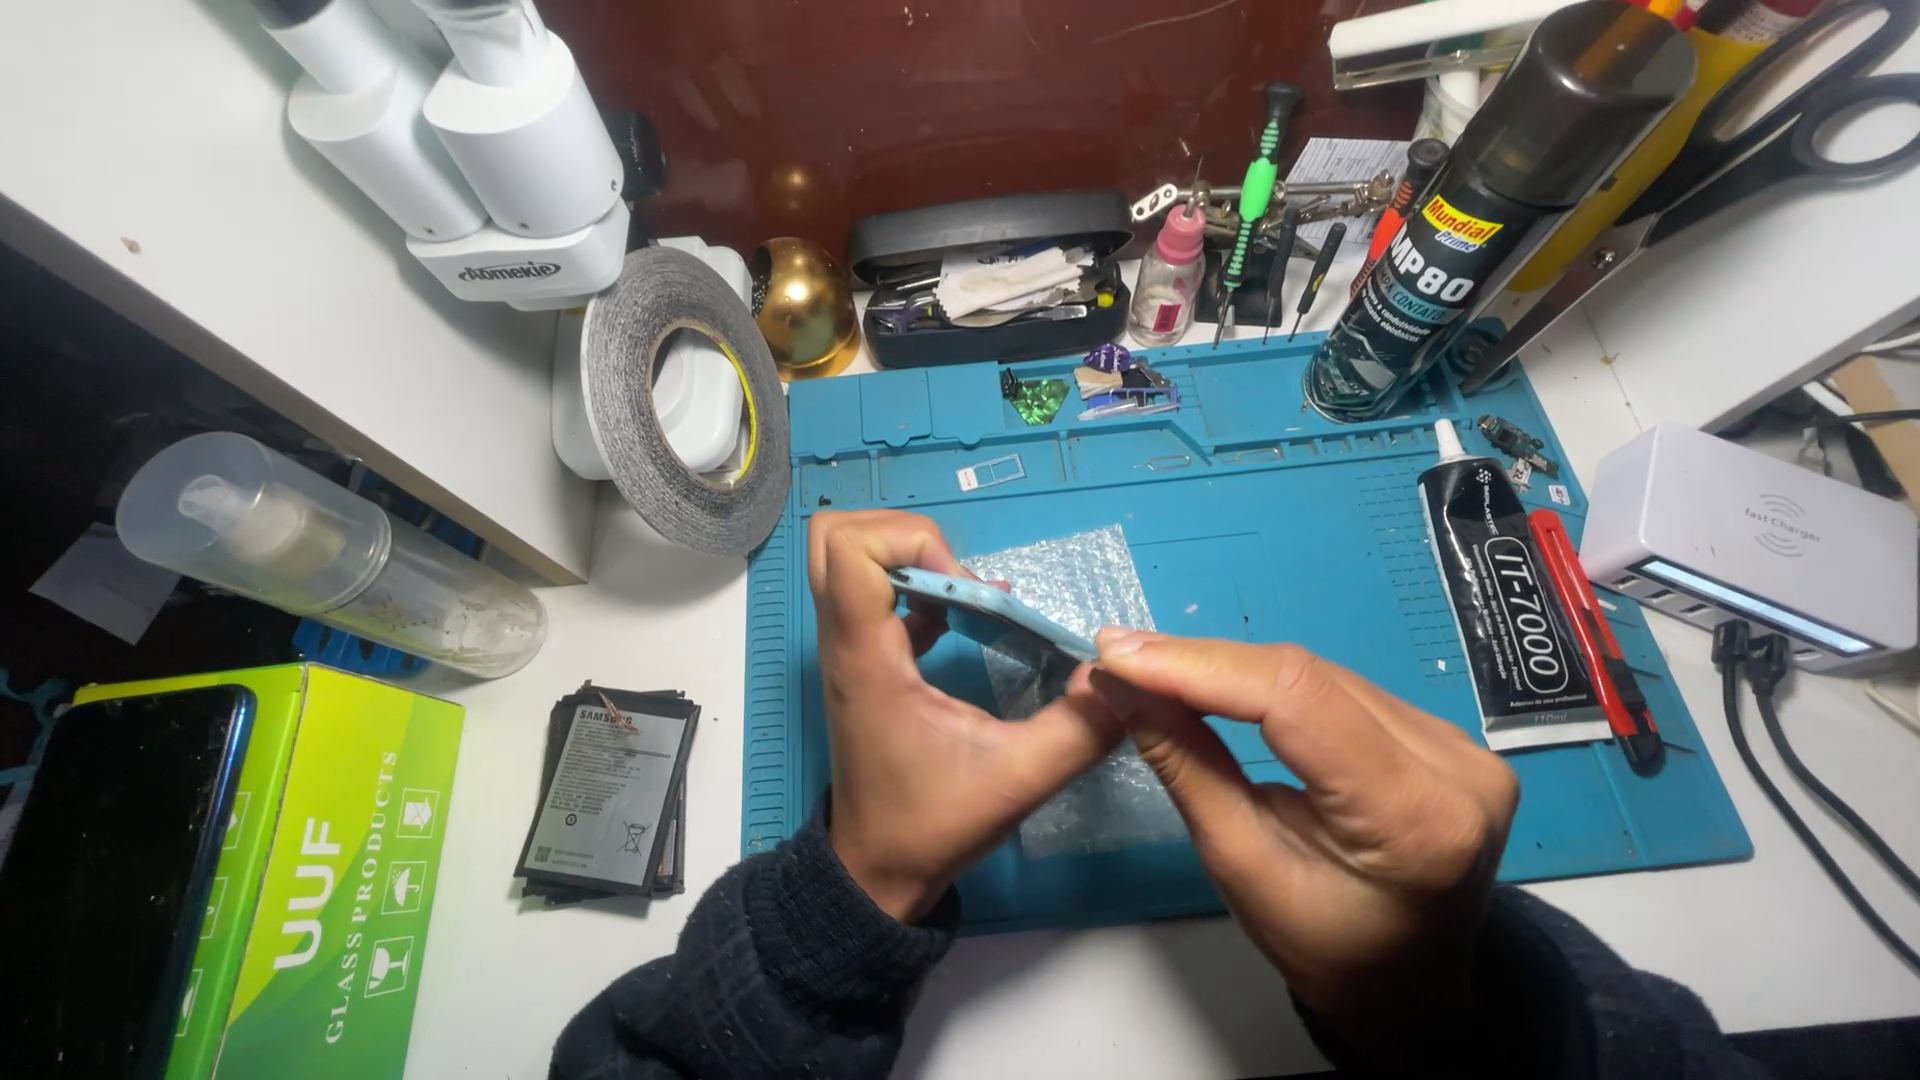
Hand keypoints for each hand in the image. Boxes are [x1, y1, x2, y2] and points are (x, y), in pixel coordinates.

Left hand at [808, 510, 1122, 922]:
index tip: (966, 588)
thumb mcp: (1017, 781)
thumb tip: (1117, 676)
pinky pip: (868, 591)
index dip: (913, 543)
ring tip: (967, 598)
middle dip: (904, 535)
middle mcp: (845, 641)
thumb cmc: (933, 824)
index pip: (850, 550)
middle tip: (960, 579)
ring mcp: (847, 648)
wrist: (878, 869)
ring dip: (910, 558)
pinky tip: (955, 621)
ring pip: (847, 558)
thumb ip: (1077, 729)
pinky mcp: (862, 659)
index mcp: (868, 657)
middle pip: (835, 536)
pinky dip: (911, 586)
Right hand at [1092, 631, 1518, 1055]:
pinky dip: (1259, 679)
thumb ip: (1185, 765)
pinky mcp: (1435, 731)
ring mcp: (1453, 740)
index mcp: (1414, 816)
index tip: (1117, 655)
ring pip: (1312, 671)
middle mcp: (1451, 762)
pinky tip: (1208, 676)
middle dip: (1198, 662)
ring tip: (1149, 663)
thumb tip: (1121, 686)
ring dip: (1223, 666)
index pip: (1295, 700)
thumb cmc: (1323, 947)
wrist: (1409, 988)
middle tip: (1118, 654)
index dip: (1198, 667)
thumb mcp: (1240, 865)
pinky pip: (1329, 684)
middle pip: (1302, 676)